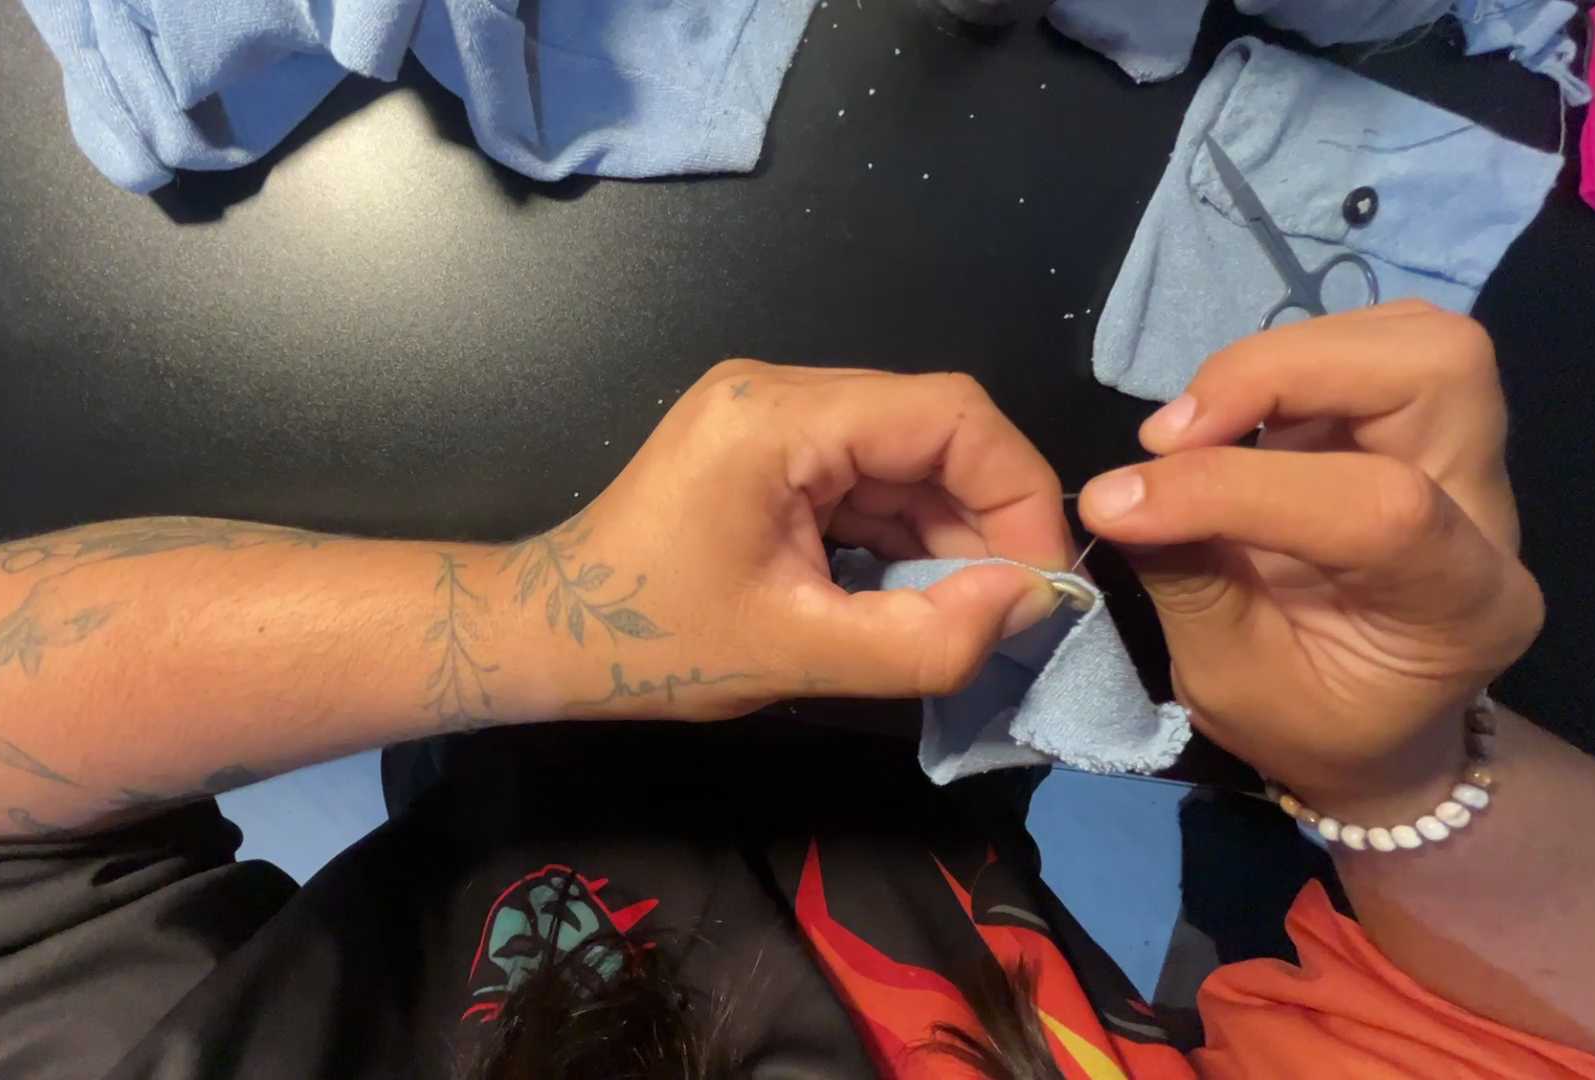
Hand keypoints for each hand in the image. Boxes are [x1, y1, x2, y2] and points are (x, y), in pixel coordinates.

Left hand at [561, 360, 1070, 718]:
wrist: (554, 630)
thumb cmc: (654, 644)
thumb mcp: (798, 654)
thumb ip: (927, 640)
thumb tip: (1029, 602)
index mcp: (776, 418)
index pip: (947, 414)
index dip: (1016, 491)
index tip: (1040, 578)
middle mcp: (773, 392)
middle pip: (924, 432)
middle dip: (977, 521)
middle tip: (1001, 608)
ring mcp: (764, 416)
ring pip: (895, 458)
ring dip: (938, 533)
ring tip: (954, 610)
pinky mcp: (760, 448)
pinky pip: (855, 477)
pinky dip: (893, 533)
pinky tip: (904, 589)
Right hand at [1076, 302, 1543, 816]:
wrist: (1366, 726)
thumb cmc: (1300, 718)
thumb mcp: (1224, 677)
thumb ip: (1182, 579)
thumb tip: (1115, 496)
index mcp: (1458, 606)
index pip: (1372, 509)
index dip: (1227, 489)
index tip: (1113, 506)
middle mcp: (1483, 512)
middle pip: (1433, 366)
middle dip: (1276, 374)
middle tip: (1169, 438)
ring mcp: (1453, 460)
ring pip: (1407, 338)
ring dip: (1273, 361)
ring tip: (1187, 431)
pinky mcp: (1400, 435)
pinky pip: (1364, 348)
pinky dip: (1275, 363)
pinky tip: (1218, 422)